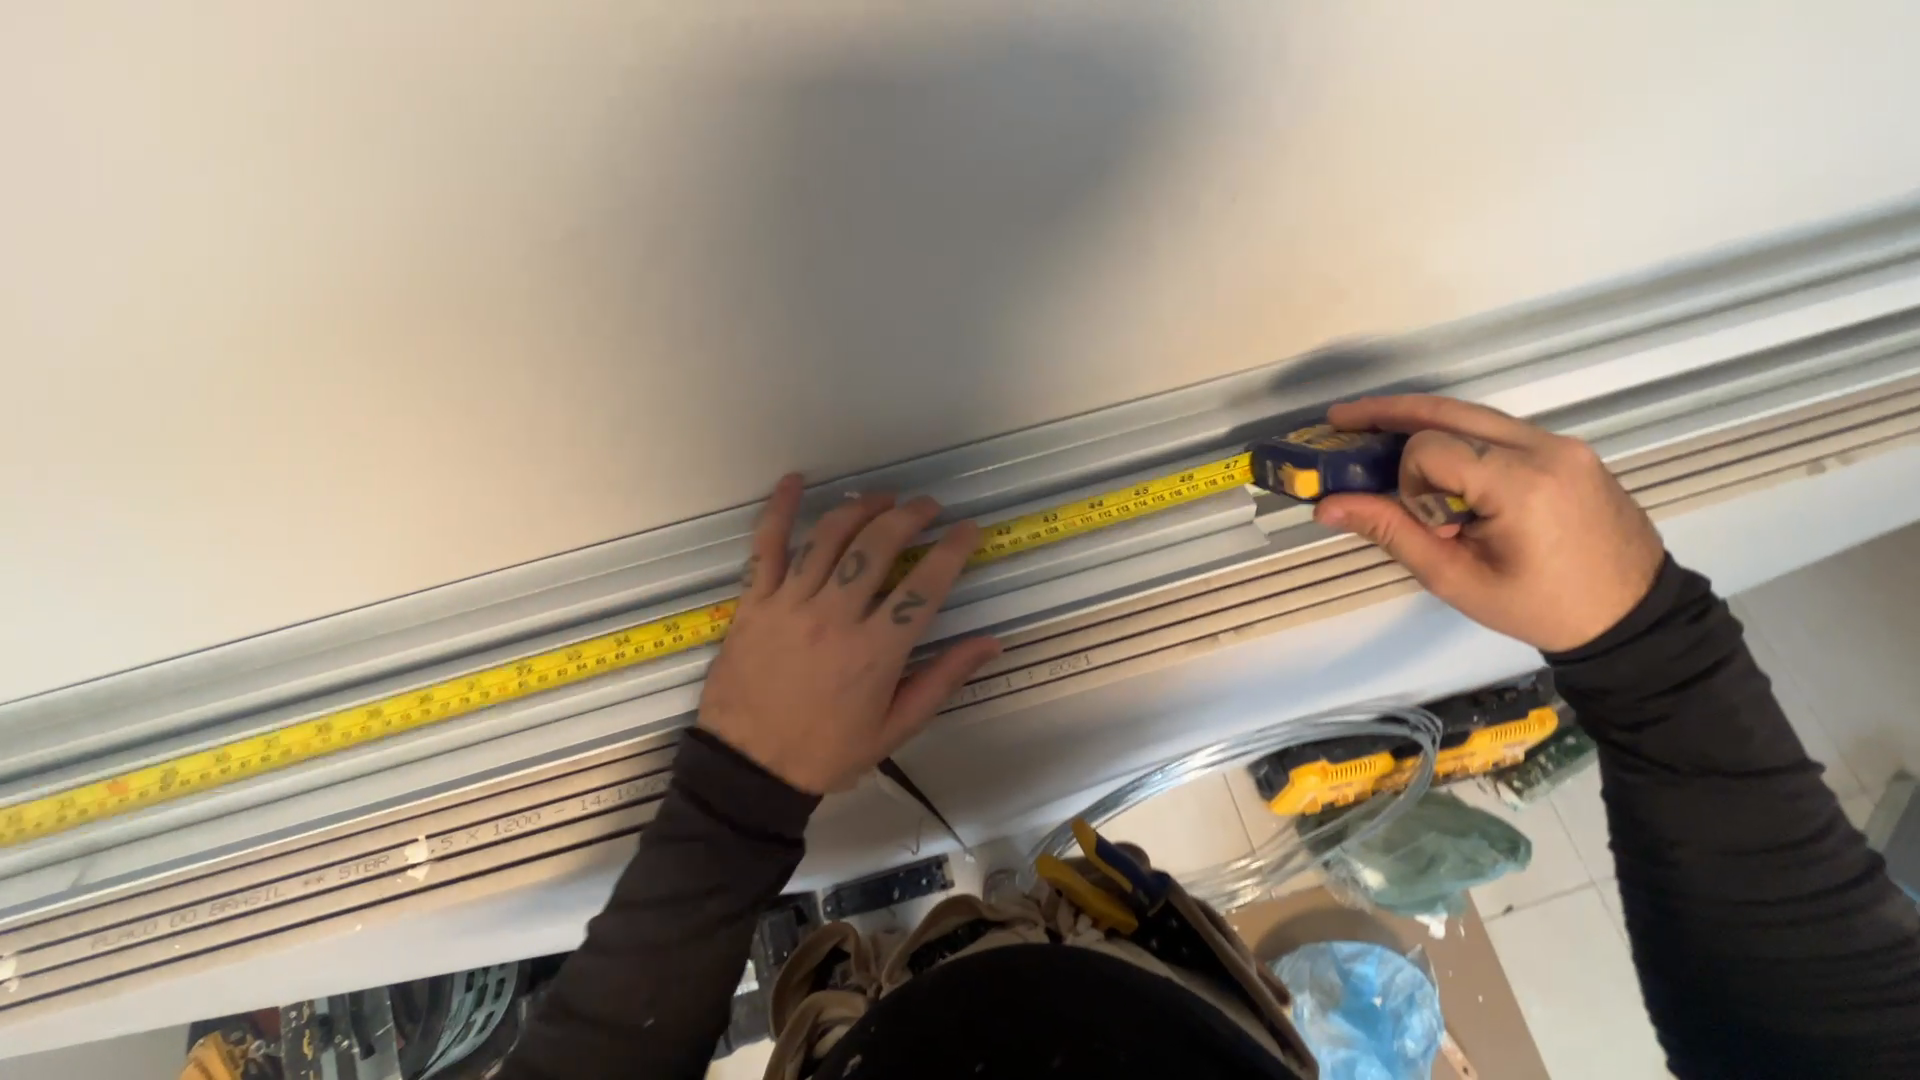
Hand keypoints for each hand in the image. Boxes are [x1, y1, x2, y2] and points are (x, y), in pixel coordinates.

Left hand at [696, 475, 1003, 793]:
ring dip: (861, 508)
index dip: (951, 551)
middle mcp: (835, 618)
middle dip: (910, 516)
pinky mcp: (754, 603)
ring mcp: (790, 605)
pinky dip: (779, 509)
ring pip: (829, 538)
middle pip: (877, 547)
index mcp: (875, 653)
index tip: (968, 529)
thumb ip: (942, 680)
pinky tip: (794, 481)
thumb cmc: (827, 752)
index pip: (924, 587)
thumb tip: (991, 642)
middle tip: (928, 506)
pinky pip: (766, 547)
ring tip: (883, 499)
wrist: (749, 770)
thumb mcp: (895, 728)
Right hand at [1312, 395, 1664, 652]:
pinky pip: (1496, 429)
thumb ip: (1390, 531)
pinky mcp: (1567, 449)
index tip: (1420, 518)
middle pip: (1447, 411)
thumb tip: (1326, 506)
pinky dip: (1456, 437)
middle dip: (1389, 414)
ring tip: (1373, 432)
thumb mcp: (1454, 578)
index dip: (1405, 478)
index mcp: (1521, 484)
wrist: (1632, 615)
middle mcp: (1545, 448)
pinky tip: (1432, 458)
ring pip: (1471, 414)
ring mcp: (1562, 443)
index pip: (1430, 448)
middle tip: (1339, 419)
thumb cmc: (1538, 606)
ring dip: (1421, 423)